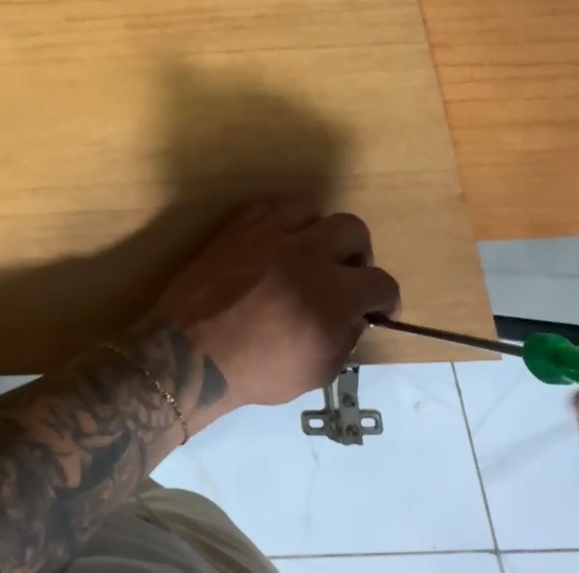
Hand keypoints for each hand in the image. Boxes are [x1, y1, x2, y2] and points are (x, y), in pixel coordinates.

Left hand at [136, 199, 400, 415]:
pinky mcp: (233, 229)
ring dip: (316, 230)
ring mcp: (265, 235)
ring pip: (307, 208)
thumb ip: (345, 334)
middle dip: (357, 253)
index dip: (386, 300)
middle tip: (345, 274)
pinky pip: (264, 208)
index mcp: (333, 292)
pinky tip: (274, 244)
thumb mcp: (320, 368)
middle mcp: (304, 253)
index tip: (376, 312)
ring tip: (307, 253)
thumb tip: (353, 314)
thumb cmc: (258, 369)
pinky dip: (277, 222)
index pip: (381, 281)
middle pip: (351, 228)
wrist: (192, 350)